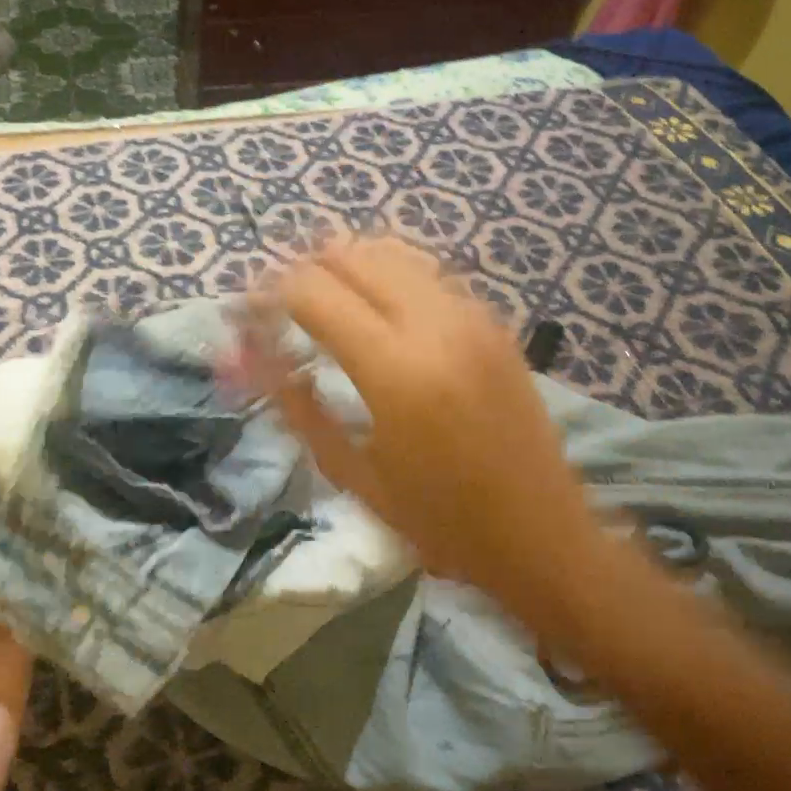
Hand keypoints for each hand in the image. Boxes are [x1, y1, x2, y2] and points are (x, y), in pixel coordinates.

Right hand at [246, 237, 597, 608]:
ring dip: (346, 265)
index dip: (269, 293)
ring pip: (394, 253)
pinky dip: (388, 275)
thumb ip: (298, 409)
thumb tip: (252, 359)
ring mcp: (473, 316)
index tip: (248, 312)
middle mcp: (435, 325)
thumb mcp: (353, 475)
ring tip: (320, 298)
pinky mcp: (495, 323)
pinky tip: (374, 307)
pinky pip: (429, 273)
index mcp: (394, 370)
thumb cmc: (438, 522)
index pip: (312, 292)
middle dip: (304, 270)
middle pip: (352, 255)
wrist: (543, 538)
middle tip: (279, 303)